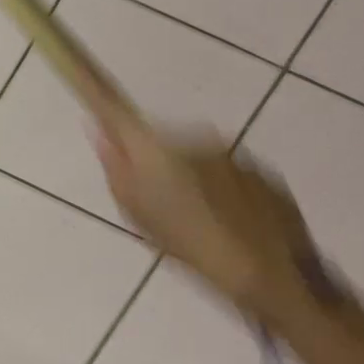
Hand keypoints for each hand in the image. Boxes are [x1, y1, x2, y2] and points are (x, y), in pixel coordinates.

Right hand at [96, 115, 320, 320]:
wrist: (279, 280)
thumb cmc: (194, 250)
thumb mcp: (138, 215)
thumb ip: (116, 169)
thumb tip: (97, 129)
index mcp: (159, 149)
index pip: (118, 112)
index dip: (99, 94)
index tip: (83, 83)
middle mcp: (198, 140)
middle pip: (162, 139)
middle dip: (155, 160)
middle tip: (154, 199)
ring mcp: (237, 156)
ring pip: (197, 157)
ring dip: (191, 176)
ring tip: (195, 218)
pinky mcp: (267, 175)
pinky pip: (229, 173)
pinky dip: (221, 190)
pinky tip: (223, 222)